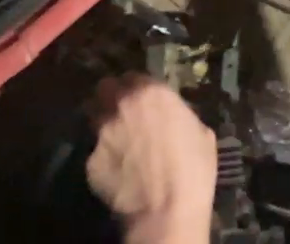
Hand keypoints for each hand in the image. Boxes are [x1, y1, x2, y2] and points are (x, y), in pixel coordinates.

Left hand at [85, 75, 217, 243]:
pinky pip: (94, 154)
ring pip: (94, 118)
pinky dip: (103, 159)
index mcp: (151, 91)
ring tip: (116, 143)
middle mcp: (121, 105)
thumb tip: (174, 117)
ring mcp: (102, 133)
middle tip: (121, 113)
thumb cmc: (193, 169)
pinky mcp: (90, 162)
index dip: (136, 88)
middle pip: (105, 88)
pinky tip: (116, 172)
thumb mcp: (199, 131)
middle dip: (111, 97)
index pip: (132, 75)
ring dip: (104, 125)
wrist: (167, 212)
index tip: (141, 100)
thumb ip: (180, 115)